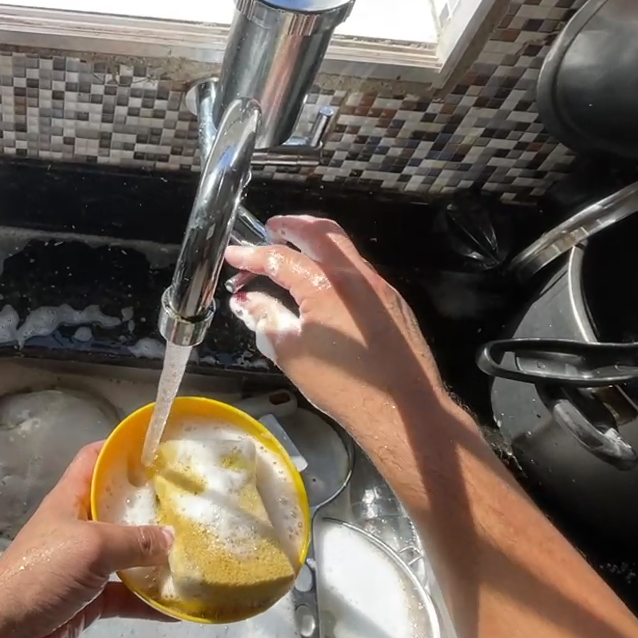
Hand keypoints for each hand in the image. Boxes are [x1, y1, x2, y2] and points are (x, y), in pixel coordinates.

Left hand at [0, 442, 172, 637]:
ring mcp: (83, 565)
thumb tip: (171, 538)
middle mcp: (78, 527)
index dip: (120, 449)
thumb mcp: (92, 545)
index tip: (157, 449)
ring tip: (192, 554)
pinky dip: (149, 601)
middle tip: (188, 503)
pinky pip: (126, 595)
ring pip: (126, 554)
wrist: (6, 634)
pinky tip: (178, 607)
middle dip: (150, 506)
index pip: (94, 459)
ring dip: (155, 558)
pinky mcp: (89, 599)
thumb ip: (134, 541)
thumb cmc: (43, 572)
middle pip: (117, 507)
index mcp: (70, 499)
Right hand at [222, 215, 451, 427]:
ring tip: (291, 253)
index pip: (280, 258)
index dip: (252, 255)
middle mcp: (354, 275)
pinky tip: (320, 286)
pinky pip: (357, 269)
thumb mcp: (291, 353)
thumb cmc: (341, 386)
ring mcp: (378, 286)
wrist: (403, 412)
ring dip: (313, 243)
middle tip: (268, 230)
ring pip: (342, 247)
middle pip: (319, 231)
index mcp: (324, 285)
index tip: (233, 255)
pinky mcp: (392, 301)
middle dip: (290, 226)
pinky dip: (332, 265)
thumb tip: (249, 302)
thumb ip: (266, 318)